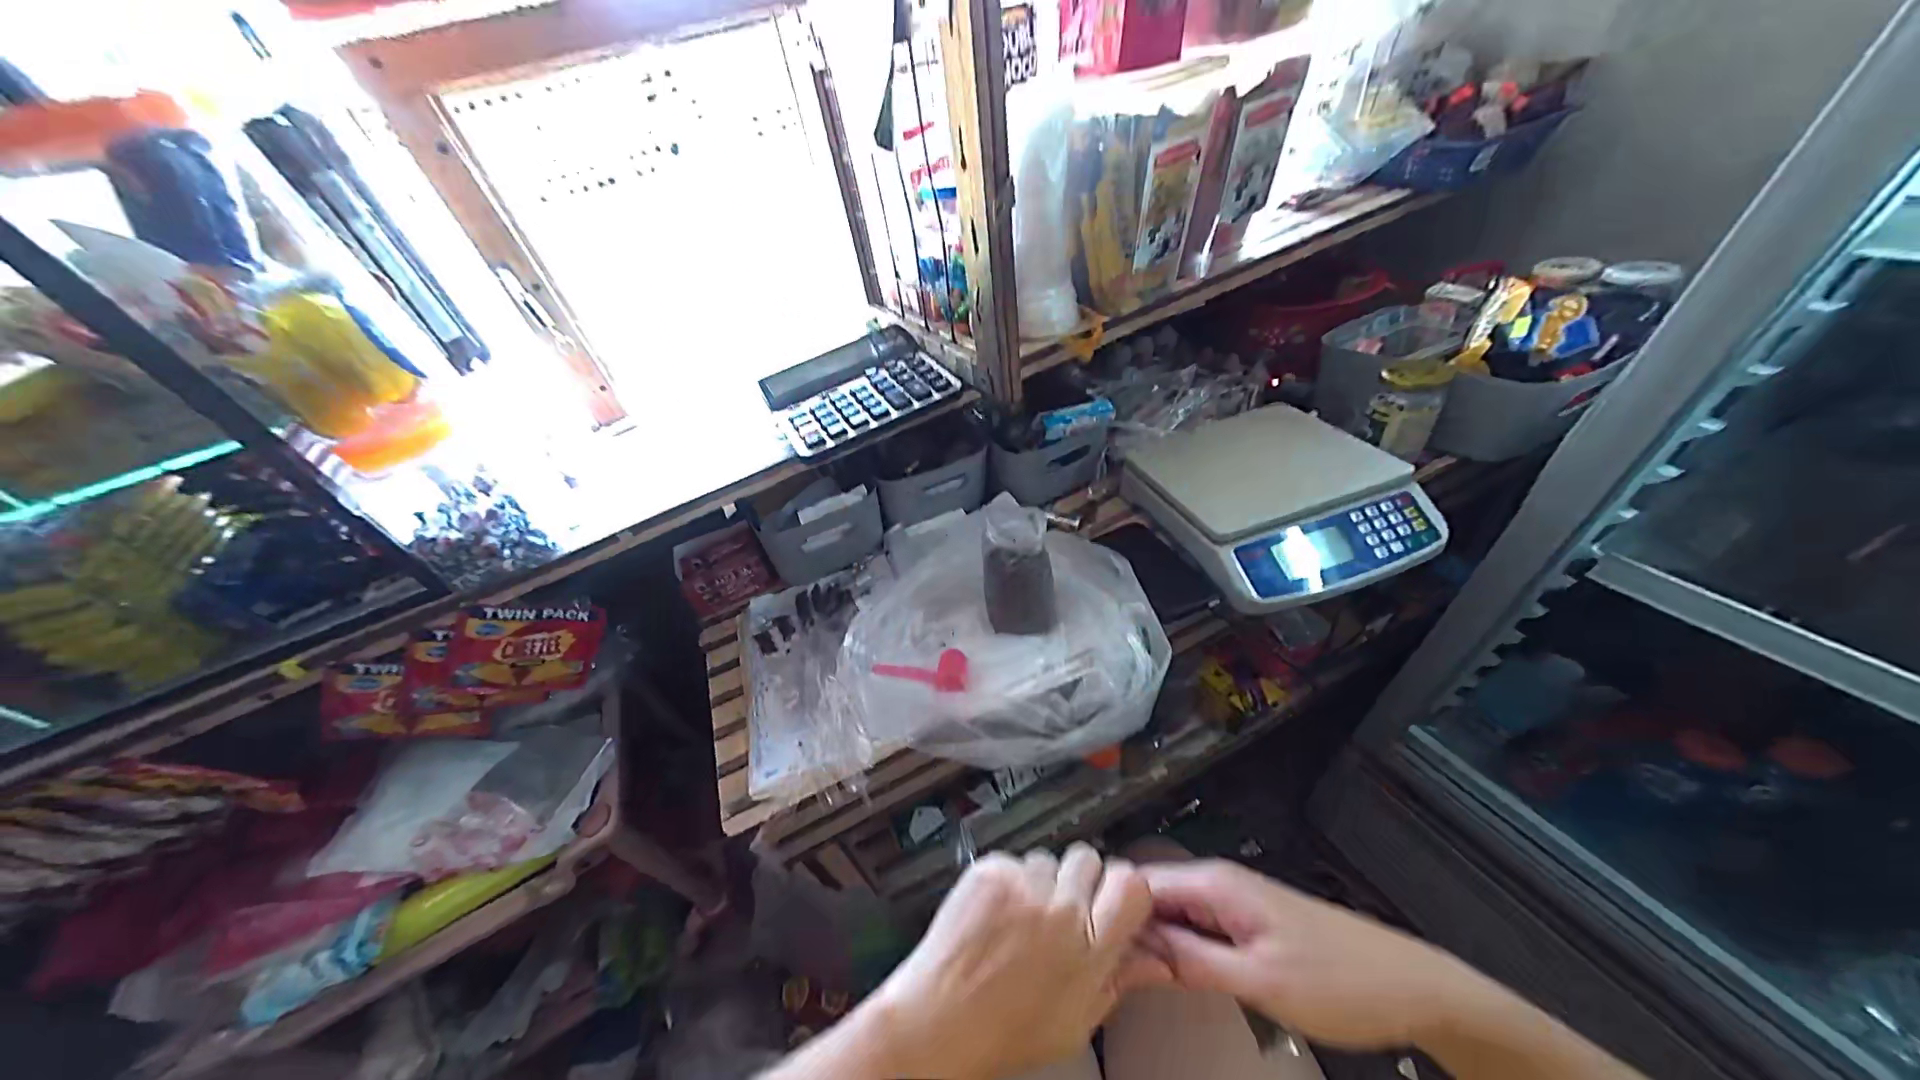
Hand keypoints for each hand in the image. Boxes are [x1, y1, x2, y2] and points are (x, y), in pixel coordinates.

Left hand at [868, 844, 1169, 1078]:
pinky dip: (1009, 879)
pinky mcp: (991, 871)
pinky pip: (1013, 858)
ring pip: (1048, 857)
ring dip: (1041, 879)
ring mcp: (1023, 886)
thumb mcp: (1076, 1020)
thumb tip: (1155, 959)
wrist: (939, 1020)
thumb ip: (1118, 978)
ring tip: (1022, 916)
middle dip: (1080, 879)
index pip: (1131, 884)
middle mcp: (1059, 911)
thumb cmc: (1004, 1030)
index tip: (1113, 898)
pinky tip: (998, 911)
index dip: (1123, 888)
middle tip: (1062, 907)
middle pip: (1089, 858)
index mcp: (1089, 949)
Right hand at [1139, 859, 1492, 1050]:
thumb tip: (1134, 944)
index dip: (1109, 912)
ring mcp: (1232, 901)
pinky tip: (1167, 974)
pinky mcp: (1246, 921)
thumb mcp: (1258, 980)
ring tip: (1126, 976)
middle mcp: (1217, 882)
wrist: (1414, 988)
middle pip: (1150, 896)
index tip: (1088, 948)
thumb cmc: (1338, 983)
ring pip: (1171, 913)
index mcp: (1214, 883)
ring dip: (1150, 940)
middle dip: (1126, 928)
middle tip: (1105, 971)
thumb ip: (1192, 959)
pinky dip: (1177, 948)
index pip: (1138, 882)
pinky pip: (1195, 927)